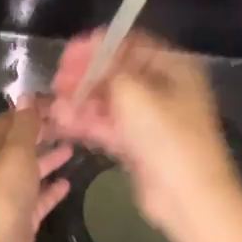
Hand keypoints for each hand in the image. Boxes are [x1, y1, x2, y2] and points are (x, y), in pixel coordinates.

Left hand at [0, 99, 71, 241]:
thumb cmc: (2, 196)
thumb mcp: (15, 154)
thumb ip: (24, 126)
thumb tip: (26, 95)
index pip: (9, 121)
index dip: (31, 109)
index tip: (59, 101)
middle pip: (22, 145)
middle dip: (44, 132)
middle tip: (74, 122)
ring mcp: (10, 196)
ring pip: (32, 171)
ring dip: (50, 158)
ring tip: (75, 146)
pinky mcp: (23, 219)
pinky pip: (39, 198)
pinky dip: (52, 189)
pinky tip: (69, 182)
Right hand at [48, 30, 241, 239]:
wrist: (187, 196)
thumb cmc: (166, 136)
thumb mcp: (134, 93)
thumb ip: (109, 68)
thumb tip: (93, 47)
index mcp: (174, 69)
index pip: (132, 46)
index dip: (98, 47)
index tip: (69, 53)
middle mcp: (164, 89)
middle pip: (118, 74)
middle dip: (85, 76)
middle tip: (57, 80)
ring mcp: (150, 119)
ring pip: (110, 102)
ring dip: (81, 100)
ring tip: (54, 103)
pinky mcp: (138, 144)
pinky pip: (109, 126)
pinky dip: (87, 123)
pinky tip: (62, 122)